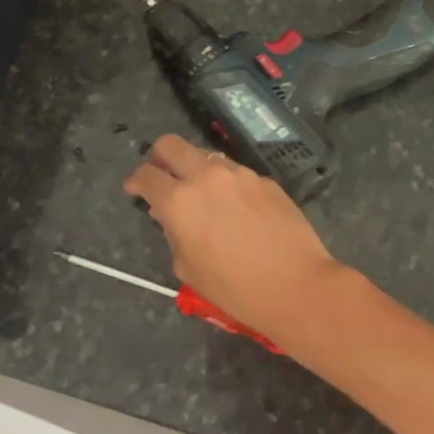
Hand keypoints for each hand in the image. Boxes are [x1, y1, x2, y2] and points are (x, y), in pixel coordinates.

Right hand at [123, 134, 347, 338]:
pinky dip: (226, 184)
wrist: (298, 287)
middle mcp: (206, 177)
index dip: (135, 181)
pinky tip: (236, 209)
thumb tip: (170, 216)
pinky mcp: (265, 181)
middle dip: (158, 156)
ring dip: (195, 169)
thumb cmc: (235, 288)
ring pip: (206, 156)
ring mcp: (239, 174)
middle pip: (171, 145)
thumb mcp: (187, 268)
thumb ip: (172, 234)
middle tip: (160, 174)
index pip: (146, 175)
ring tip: (202, 195)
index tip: (135, 190)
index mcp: (179, 201)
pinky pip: (236, 173)